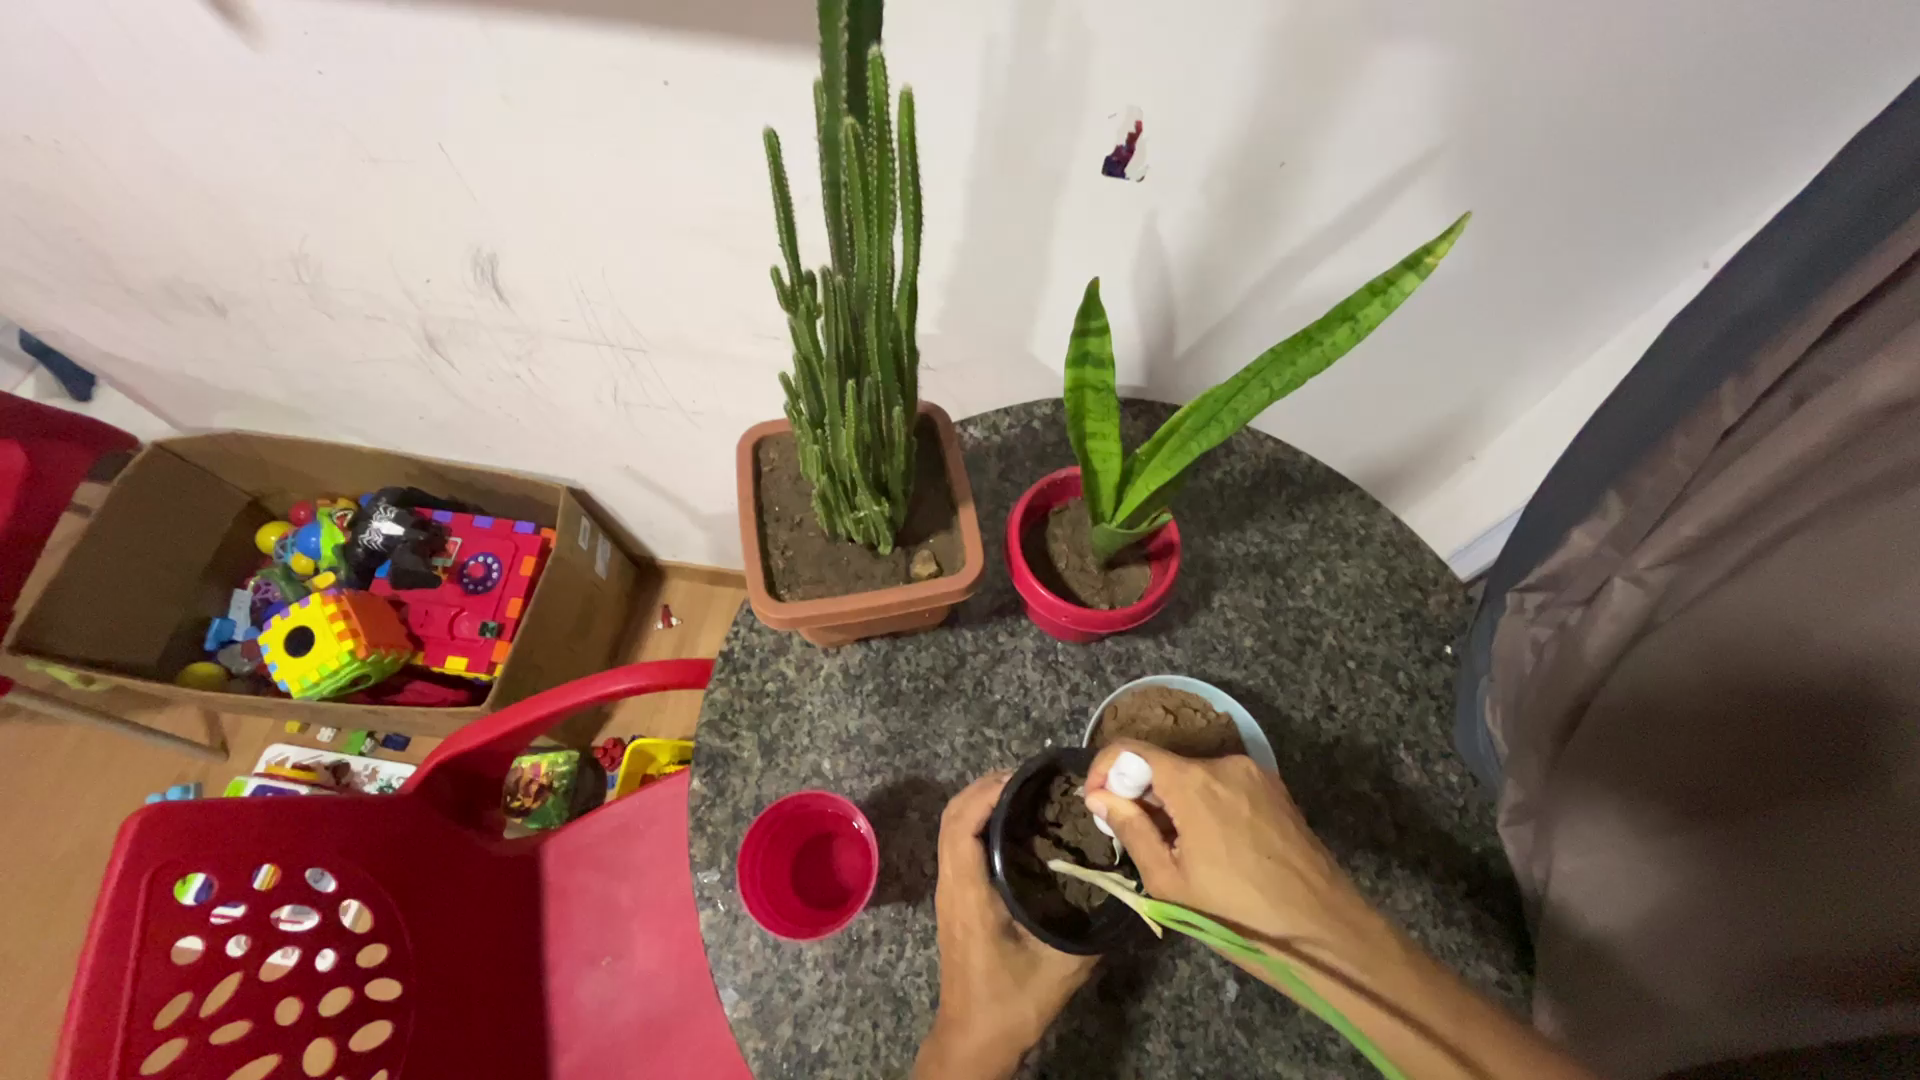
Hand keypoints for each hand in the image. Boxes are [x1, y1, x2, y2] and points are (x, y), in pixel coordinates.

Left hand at [914, 772, 1096, 1079]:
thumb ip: (1092, 929)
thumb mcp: (1059, 968)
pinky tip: (1012, 827)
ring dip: (979, 802)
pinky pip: (957, 843)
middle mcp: (951, 884)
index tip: (1023, 778)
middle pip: (952, 816)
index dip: (986, 793)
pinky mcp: (954, 898)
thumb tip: (1125, 890)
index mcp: (968, 892)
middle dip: (984, 788)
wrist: (972, 1040)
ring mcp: (948, 890)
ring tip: (1023, 794)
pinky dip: (977, 821)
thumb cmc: (1009, 1004)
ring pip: (951, 827)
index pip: (962, 825)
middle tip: (1029, 780)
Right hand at [1084, 740, 1368, 947]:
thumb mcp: (1170, 883)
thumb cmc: (1240, 916)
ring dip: (1173, 802)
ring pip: (1193, 776)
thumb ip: (1131, 830)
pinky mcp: (1274, 789)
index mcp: (1192, 781)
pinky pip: (1222, 785)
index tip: (1095, 804)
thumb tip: (1099, 797)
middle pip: (1162, 764)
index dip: (1103, 771)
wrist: (1329, 934)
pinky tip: (1211, 847)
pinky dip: (1203, 804)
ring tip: (1176, 850)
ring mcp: (1253, 774)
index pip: (1129, 750)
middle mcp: (1222, 763)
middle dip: (1138, 793)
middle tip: (1133, 837)